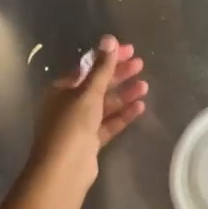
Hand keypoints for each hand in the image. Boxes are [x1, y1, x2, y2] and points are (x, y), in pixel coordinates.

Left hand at [28, 35, 146, 188]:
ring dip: (124, 94)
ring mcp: (80, 124)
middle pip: (98, 85)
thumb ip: (102, 67)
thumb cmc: (71, 124)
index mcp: (62, 89)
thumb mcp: (88, 92)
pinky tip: (140, 107)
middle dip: (119, 74)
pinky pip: (109, 123)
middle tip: (141, 64)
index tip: (129, 50)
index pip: (88, 67)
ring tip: (145, 86)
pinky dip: (123, 114)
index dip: (108, 58)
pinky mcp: (91, 141)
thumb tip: (109, 39)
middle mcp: (69, 105)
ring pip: (105, 104)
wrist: (64, 169)